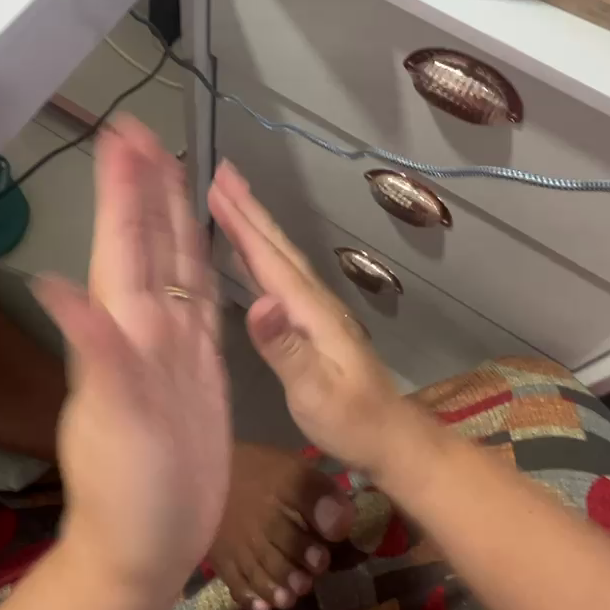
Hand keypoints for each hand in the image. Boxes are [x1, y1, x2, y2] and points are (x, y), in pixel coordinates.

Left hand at [34, 117, 229, 600]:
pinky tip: (202, 242)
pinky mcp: (201, 365)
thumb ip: (92, 348)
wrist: (148, 543)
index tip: (122, 134)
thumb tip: (52, 281)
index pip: (123, 242)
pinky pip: (203, 299)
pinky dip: (201, 263)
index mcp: (123, 326)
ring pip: (175, 262)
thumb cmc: (125, 488)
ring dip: (171, 214)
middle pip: (149, 241)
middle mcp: (145, 324)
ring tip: (173, 169)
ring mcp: (174, 343)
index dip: (123, 188)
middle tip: (144, 132)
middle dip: (144, 185)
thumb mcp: (108, 420)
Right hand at [207, 161, 434, 477]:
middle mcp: (313, 300)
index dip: (243, 223)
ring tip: (231, 197)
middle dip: (248, 208)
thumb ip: (286, 348)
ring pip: (279, 256)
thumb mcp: (315, 392)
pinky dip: (259, 254)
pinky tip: (248, 253)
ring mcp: (314, 309)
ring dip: (254, 224)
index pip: (271, 258)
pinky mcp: (311, 322)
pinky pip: (278, 275)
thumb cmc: (352, 420)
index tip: (218, 185)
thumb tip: (260, 302)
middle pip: (276, 246)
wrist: (391, 437)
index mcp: (310, 310)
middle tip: (223, 171)